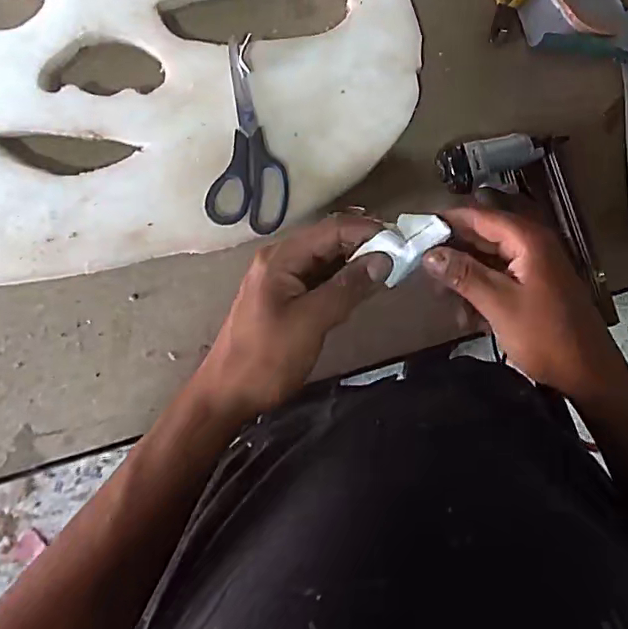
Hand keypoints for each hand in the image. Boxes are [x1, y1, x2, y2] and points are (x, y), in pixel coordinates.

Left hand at [194, 214, 389, 420]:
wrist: (224, 399)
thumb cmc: (265, 359)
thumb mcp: (311, 322)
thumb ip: (348, 288)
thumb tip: (385, 260)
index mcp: (282, 258)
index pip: (334, 228)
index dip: (370, 232)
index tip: (403, 244)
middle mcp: (282, 258)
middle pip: (333, 238)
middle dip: (368, 244)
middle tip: (402, 256)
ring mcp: (284, 276)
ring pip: (331, 256)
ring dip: (360, 261)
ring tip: (392, 269)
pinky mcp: (289, 295)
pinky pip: (324, 275)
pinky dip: (347, 277)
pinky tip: (367, 286)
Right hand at [423, 206, 627, 400]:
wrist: (589, 371)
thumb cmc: (547, 337)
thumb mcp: (499, 305)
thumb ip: (465, 275)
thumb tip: (431, 254)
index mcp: (529, 240)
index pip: (481, 216)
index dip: (448, 220)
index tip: (417, 229)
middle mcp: (534, 245)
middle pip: (485, 236)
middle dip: (455, 252)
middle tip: (424, 269)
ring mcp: (536, 266)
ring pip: (491, 259)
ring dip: (467, 277)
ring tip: (446, 300)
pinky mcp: (537, 286)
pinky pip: (502, 278)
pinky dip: (483, 291)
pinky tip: (468, 314)